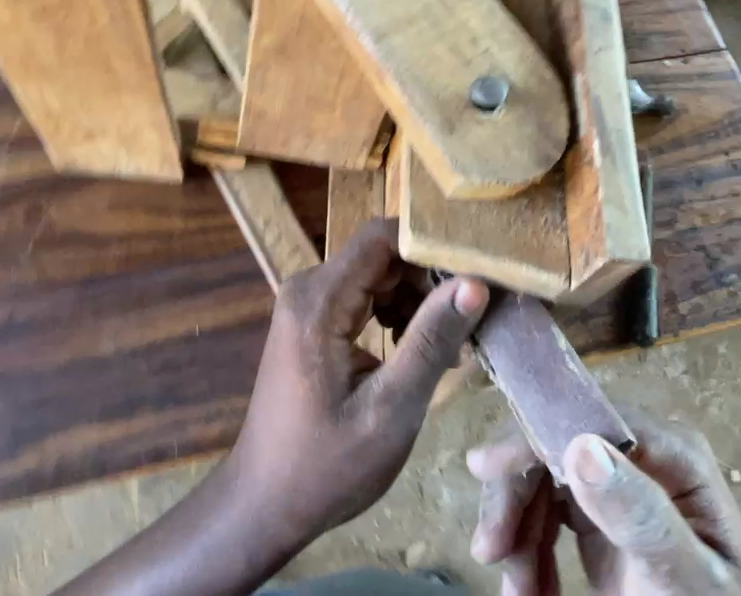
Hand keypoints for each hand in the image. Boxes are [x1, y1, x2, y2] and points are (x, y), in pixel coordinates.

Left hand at [226, 219, 489, 555]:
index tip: (474, 278)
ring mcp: (307, 303)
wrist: (265, 505)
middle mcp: (308, 288)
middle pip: (383, 255)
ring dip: (417, 301)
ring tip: (447, 349)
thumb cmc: (327, 467)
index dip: (431, 249)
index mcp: (319, 301)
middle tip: (466, 327)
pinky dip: (397, 315)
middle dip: (429, 282)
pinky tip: (417, 353)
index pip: (383, 236)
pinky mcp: (313, 320)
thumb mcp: (391, 409)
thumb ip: (431, 340)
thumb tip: (475, 282)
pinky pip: (364, 296)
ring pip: (378, 274)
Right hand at [467, 411, 740, 595]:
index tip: (483, 468)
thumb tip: (580, 444)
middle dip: (515, 497)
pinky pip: (543, 511)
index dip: (529, 438)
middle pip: (552, 446)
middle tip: (488, 551)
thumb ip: (639, 514)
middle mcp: (640, 452)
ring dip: (516, 532)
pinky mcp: (596, 510)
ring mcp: (615, 479)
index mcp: (670, 450)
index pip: (585, 419)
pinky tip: (527, 587)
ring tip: (515, 591)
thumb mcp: (681, 573)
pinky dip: (525, 547)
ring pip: (539, 480)